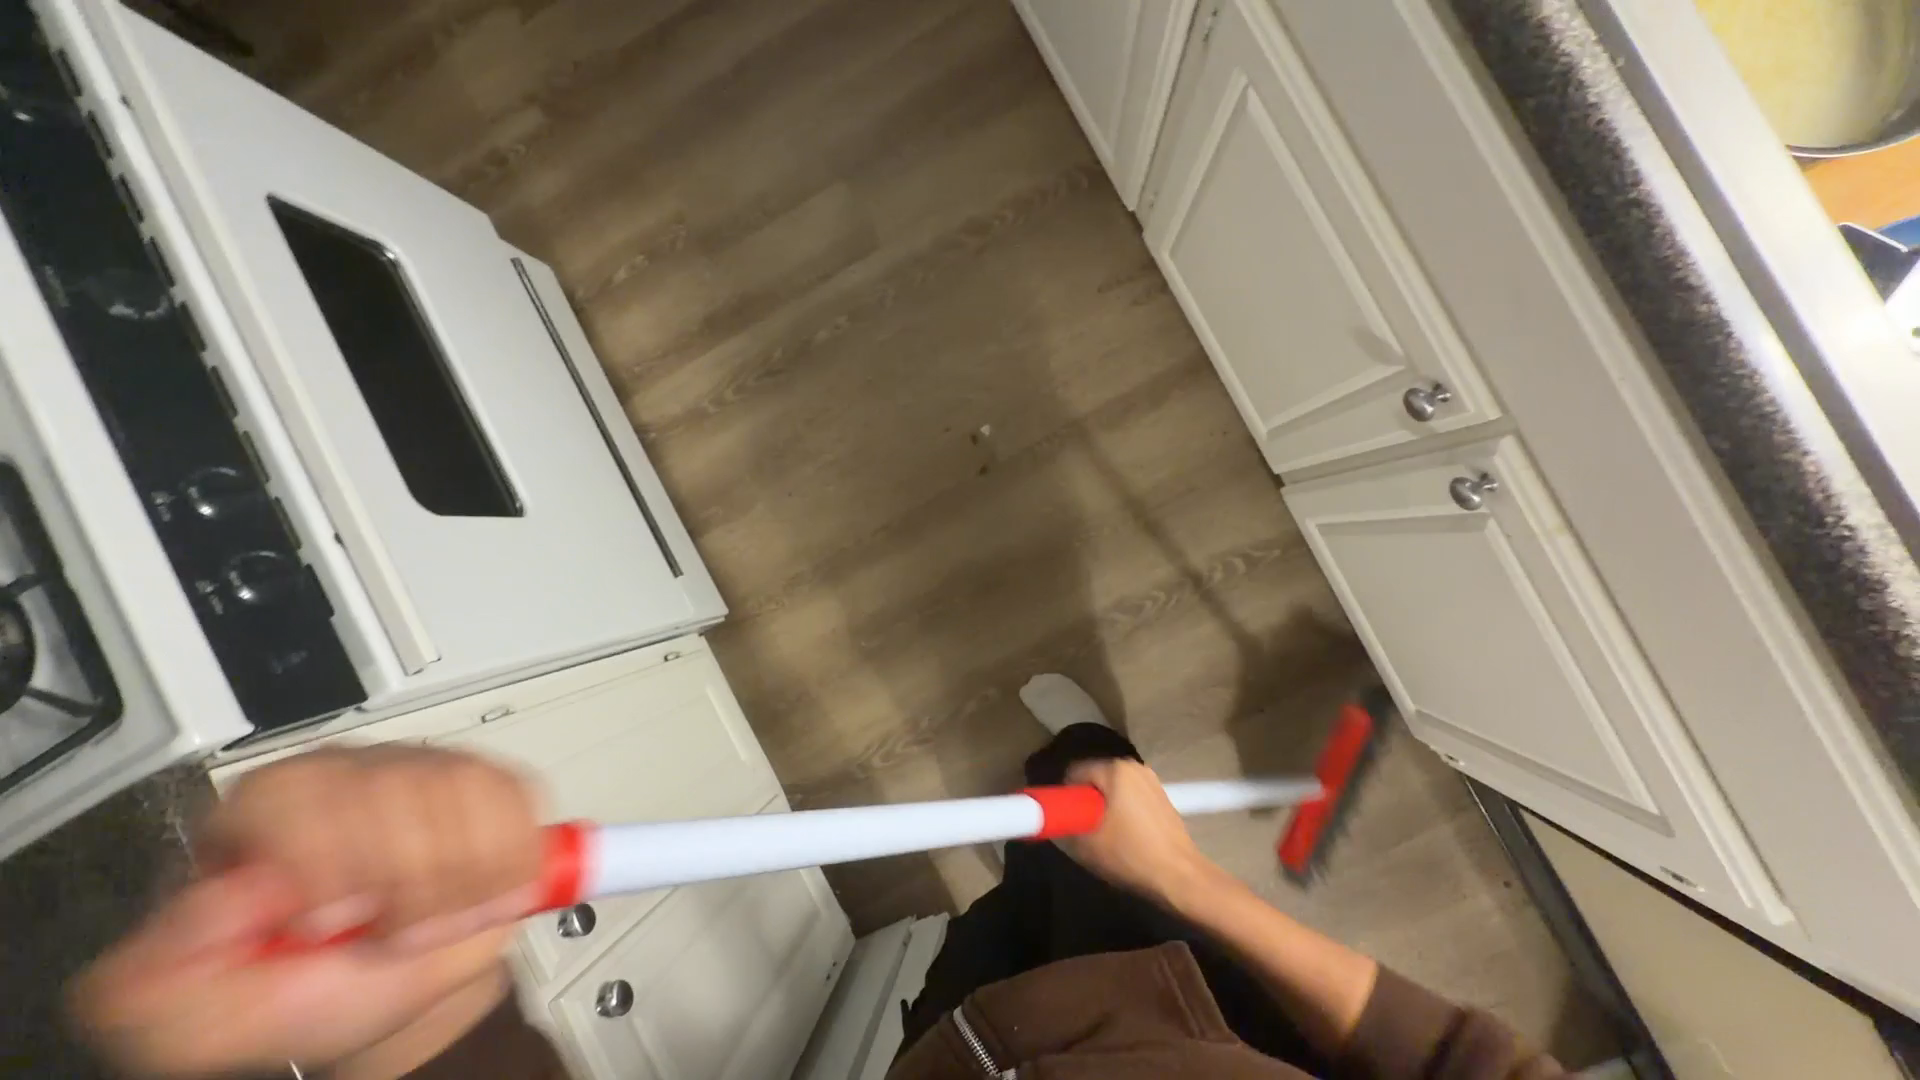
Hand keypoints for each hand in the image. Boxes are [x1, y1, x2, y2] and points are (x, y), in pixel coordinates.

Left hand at [69, 746, 545, 1078]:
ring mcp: (431, 769)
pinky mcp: (494, 780)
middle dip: (409, 883)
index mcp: (271, 811)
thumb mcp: (199, 1014)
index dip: (328, 857)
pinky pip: (516, 796)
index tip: (335, 923)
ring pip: (465, 790)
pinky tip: (488, 892)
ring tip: (440, 921)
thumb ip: (156, 978)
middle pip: (396, 786)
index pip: (300, 792)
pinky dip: (512, 855)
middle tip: (396, 936)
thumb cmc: (310, 989)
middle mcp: (352, 773)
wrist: (400, 984)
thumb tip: (209, 907)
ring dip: (465, 877)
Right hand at [1057, 759, 1215, 905]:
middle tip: (1081, 828)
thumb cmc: (1129, 855)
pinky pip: (1131, 796)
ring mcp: (1152, 780)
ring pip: (1114, 787)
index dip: (1064, 795)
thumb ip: (1062, 827)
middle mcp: (1134, 766)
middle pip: (1095, 777)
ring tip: (1103, 834)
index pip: (1074, 771)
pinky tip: (1124, 835)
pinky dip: (1122, 809)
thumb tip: (1053, 820)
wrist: (1180, 877)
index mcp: (1114, 770)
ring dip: (1104, 805)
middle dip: (1084, 799)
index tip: (1063, 818)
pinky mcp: (1163, 796)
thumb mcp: (1084, 845)